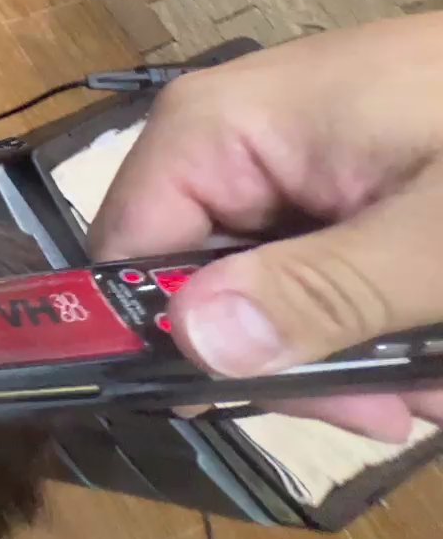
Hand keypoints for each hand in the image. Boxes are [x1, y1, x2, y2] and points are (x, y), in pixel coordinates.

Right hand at [89, 13, 442, 440]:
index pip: (128, 245)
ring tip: (438, 378)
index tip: (274, 400)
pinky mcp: (325, 167)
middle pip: (199, 266)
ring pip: (262, 271)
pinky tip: (431, 331)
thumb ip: (325, 288)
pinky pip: (311, 250)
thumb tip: (197, 344)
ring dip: (345, 339)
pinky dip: (368, 302)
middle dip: (293, 345)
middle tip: (399, 409)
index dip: (173, 329)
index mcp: (208, 129)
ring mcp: (272, 151)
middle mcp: (216, 138)